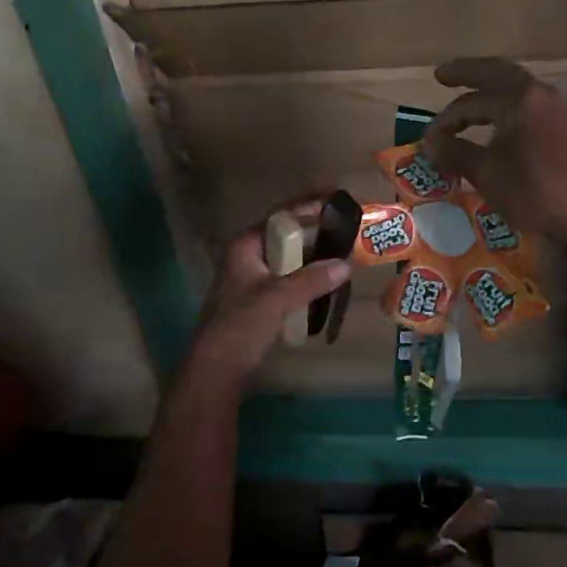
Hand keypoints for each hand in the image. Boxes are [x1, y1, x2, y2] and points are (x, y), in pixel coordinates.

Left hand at [188, 199, 352, 374]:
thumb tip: (346, 264)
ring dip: (316, 256)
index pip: (282, 216)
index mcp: (246, 246)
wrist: (217, 368)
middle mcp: (250, 256)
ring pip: (292, 258)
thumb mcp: (277, 299)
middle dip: (318, 232)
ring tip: (346, 252)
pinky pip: (292, 278)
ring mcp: (255, 278)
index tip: (337, 198)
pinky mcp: (262, 299)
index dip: (309, 205)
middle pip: (288, 235)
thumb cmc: (240, 326)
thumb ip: (311, 280)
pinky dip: (310, 277)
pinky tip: (330, 281)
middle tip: (349, 229)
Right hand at [423, 58, 566, 241]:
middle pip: (497, 73)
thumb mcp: (486, 173)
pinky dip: (503, 103)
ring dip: (487, 89)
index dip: (446, 119)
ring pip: (514, 87)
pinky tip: (493, 118)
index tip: (428, 138)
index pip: (473, 101)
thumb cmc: (532, 192)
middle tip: (442, 75)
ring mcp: (553, 108)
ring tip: (465, 95)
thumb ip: (454, 152)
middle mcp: (538, 94)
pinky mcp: (560, 126)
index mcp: (519, 99)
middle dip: (468, 74)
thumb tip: (428, 142)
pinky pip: (525, 103)